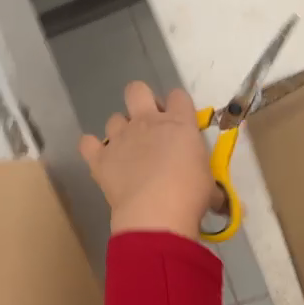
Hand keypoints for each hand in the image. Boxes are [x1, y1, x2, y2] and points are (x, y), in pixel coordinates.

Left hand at [79, 81, 217, 239]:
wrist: (156, 214)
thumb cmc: (191, 197)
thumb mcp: (210, 187)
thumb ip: (209, 181)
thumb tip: (215, 197)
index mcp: (179, 125)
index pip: (178, 96)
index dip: (179, 108)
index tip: (182, 126)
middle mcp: (147, 122)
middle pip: (137, 89)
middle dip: (142, 102)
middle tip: (152, 128)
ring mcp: (120, 138)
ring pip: (113, 118)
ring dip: (121, 132)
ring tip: (131, 154)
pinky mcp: (100, 158)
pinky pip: (87, 143)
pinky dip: (94, 149)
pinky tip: (103, 160)